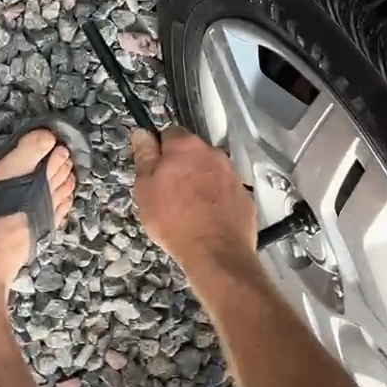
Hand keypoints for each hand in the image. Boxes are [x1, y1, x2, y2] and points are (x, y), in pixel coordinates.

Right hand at [131, 125, 257, 274]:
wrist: (215, 253)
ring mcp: (232, 174)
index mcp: (185, 146)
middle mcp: (212, 153)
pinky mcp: (244, 196)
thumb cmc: (173, 219)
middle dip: (180, 165)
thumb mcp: (145, 187)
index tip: (153, 170)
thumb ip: (144, 155)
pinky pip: (224, 190)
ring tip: (188, 208)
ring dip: (199, 181)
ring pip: (209, 170)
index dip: (158, 151)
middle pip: (191, 151)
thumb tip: (142, 133)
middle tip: (167, 192)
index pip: (168, 133)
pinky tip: (207, 217)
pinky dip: (216, 198)